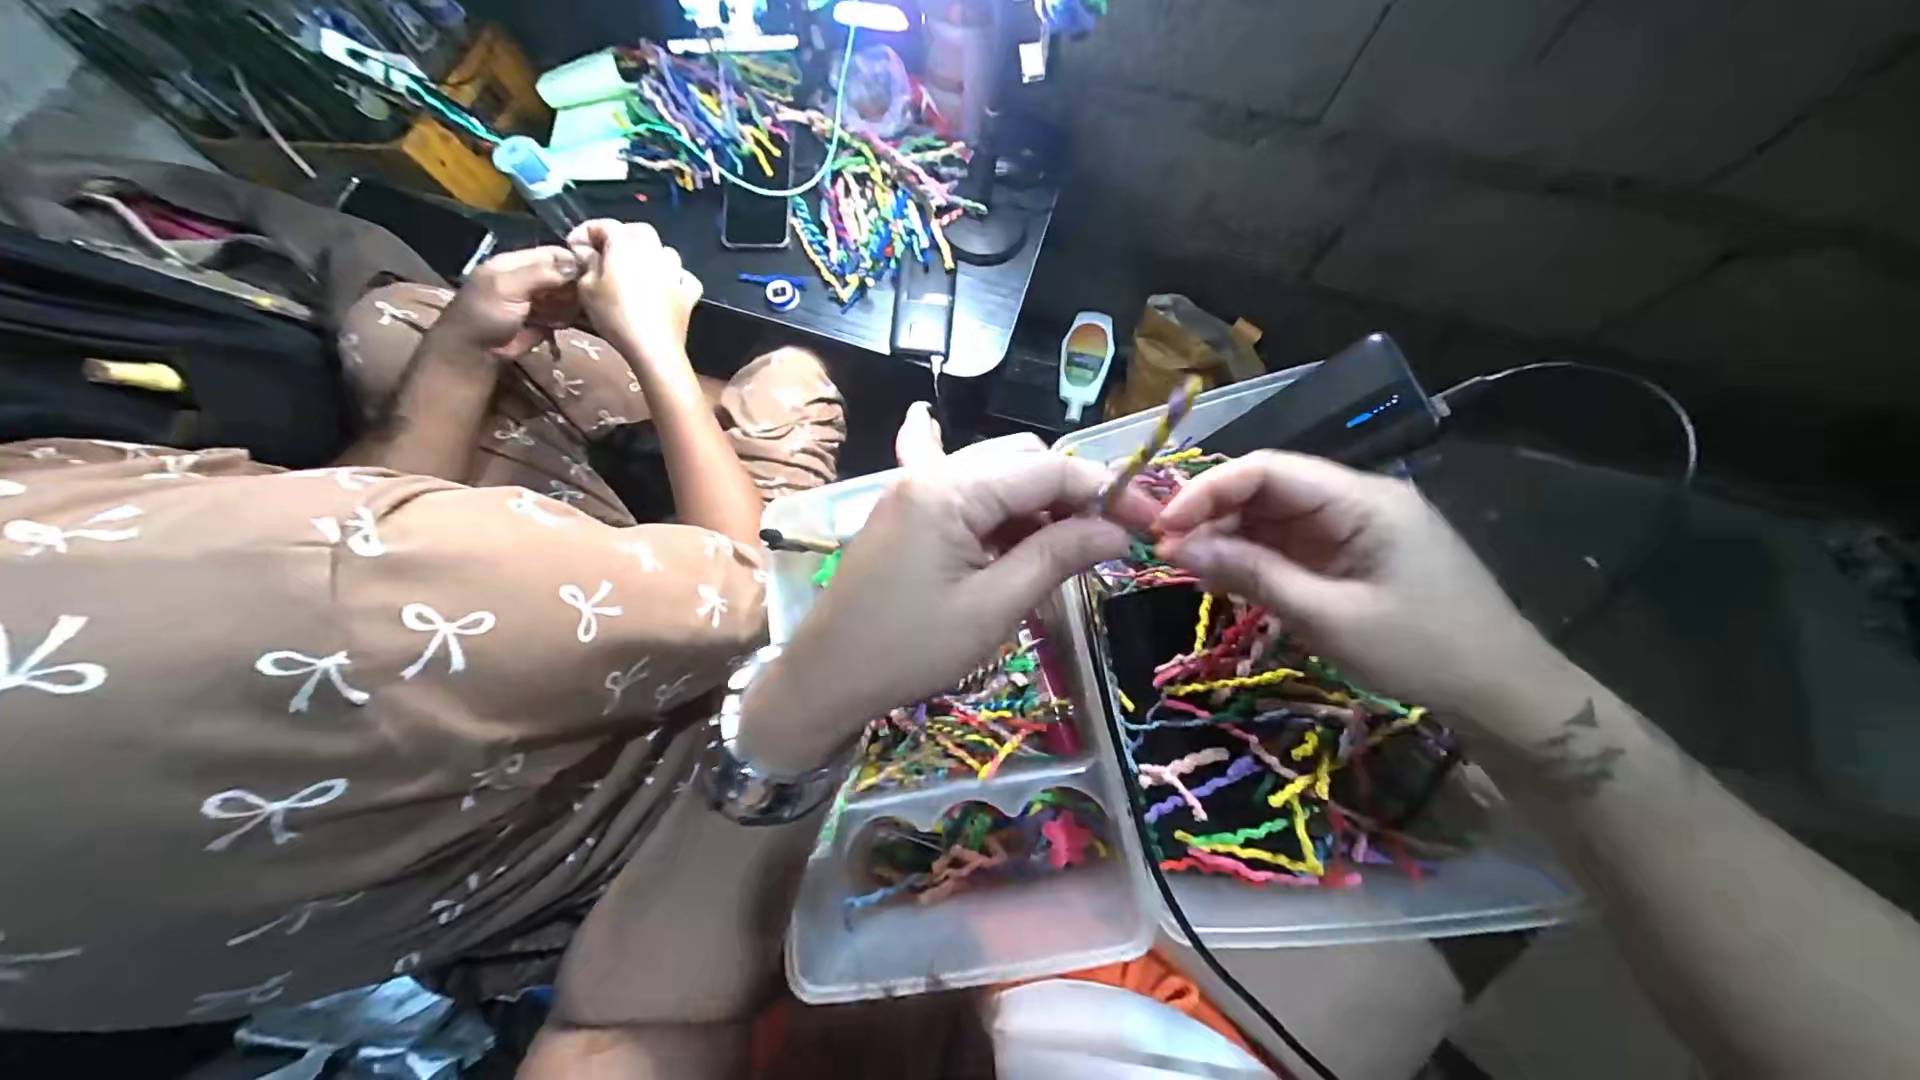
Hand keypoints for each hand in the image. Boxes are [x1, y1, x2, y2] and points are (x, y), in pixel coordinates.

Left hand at [435, 246, 582, 359]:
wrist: (476, 351)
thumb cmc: (485, 314)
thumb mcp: (507, 286)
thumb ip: (540, 273)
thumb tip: (577, 264)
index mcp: (520, 262)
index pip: (556, 254)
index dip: (576, 261)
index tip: (595, 275)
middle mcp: (534, 278)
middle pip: (567, 275)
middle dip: (577, 288)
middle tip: (582, 301)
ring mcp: (542, 300)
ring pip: (571, 296)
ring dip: (573, 306)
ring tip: (566, 315)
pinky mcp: (548, 319)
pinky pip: (568, 314)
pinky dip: (570, 319)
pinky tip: (564, 324)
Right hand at [566, 220, 702, 366]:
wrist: (653, 348)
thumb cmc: (615, 315)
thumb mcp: (586, 287)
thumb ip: (586, 262)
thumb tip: (587, 251)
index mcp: (626, 243)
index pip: (603, 224)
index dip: (584, 233)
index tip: (574, 249)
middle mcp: (654, 250)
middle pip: (637, 232)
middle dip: (620, 238)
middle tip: (604, 256)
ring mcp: (676, 272)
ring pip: (663, 252)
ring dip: (649, 256)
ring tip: (634, 272)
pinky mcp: (689, 294)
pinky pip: (683, 277)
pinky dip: (674, 278)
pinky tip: (665, 287)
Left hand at [742, 433, 1158, 769]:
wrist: (827, 676)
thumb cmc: (910, 650)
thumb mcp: (994, 608)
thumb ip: (1056, 556)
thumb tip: (1116, 531)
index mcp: (951, 490)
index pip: (1047, 470)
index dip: (1104, 490)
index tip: (1146, 520)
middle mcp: (930, 473)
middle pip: (1021, 461)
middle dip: (1070, 493)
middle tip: (1102, 540)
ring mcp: (910, 486)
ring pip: (992, 471)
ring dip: (1032, 498)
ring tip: (1058, 542)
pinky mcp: (903, 508)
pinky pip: (947, 475)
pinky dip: (976, 476)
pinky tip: (946, 432)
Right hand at [1155, 451, 1571, 721]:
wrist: (1502, 691)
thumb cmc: (1423, 651)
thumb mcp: (1328, 616)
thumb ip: (1252, 573)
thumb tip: (1178, 547)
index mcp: (1361, 499)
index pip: (1268, 471)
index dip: (1207, 490)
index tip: (1163, 525)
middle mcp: (1354, 499)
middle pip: (1265, 489)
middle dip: (1211, 515)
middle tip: (1167, 553)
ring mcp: (1351, 525)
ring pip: (1269, 516)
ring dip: (1226, 537)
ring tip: (1189, 568)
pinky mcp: (1347, 551)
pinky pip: (1286, 542)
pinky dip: (1250, 557)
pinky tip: (1224, 576)